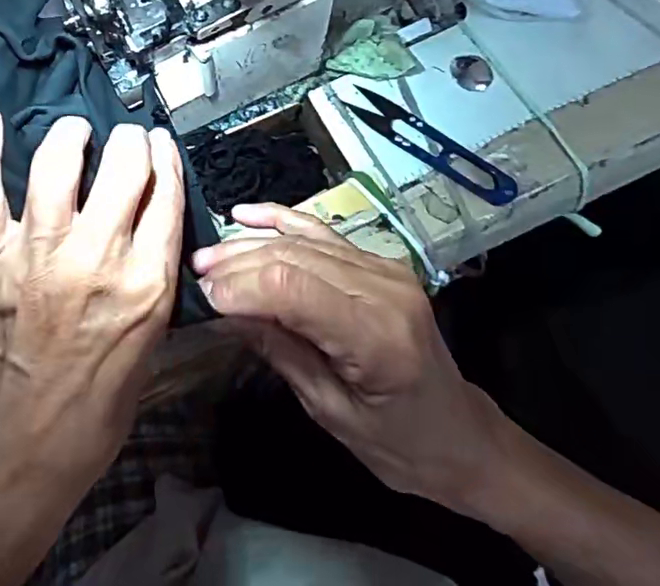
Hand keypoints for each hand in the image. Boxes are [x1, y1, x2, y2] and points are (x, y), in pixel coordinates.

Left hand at [0, 108, 183, 481]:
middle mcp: (96, 259)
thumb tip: (152, 220)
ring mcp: (39, 253)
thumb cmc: (94, 403)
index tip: (159, 146)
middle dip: (130, 142)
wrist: (23, 443)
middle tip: (125, 139)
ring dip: (71, 134)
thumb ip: (154, 274)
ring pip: (58, 164)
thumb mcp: (152, 340)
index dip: (165, 159)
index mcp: (146, 283)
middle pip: (125, 167)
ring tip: (76, 131)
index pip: (166, 194)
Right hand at [192, 203, 510, 509]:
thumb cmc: (401, 444)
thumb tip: (224, 310)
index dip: (241, 285)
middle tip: (195, 276)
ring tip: (207, 257)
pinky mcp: (378, 261)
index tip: (202, 296)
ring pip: (300, 242)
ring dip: (248, 245)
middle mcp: (383, 288)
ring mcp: (384, 267)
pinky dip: (280, 220)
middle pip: (292, 258)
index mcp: (377, 337)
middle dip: (237, 264)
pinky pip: (320, 231)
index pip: (293, 288)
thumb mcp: (331, 411)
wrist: (464, 436)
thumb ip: (279, 350)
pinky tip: (245, 215)